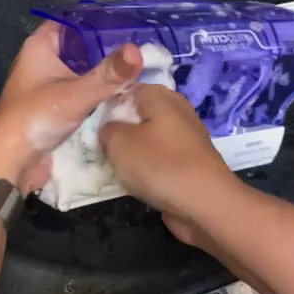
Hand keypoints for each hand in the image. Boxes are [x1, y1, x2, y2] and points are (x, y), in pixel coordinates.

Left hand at [0, 22, 141, 192]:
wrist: (11, 162)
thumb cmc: (35, 118)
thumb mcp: (76, 93)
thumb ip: (109, 74)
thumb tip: (138, 51)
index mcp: (39, 47)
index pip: (69, 21)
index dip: (94, 19)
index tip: (125, 21)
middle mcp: (41, 63)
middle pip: (78, 47)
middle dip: (105, 48)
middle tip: (140, 47)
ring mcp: (47, 87)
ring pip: (81, 72)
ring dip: (103, 73)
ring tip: (139, 68)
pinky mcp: (54, 109)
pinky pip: (80, 94)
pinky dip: (97, 93)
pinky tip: (123, 93)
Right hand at [98, 85, 240, 243]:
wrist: (204, 205)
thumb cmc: (158, 165)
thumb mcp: (118, 142)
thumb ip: (107, 128)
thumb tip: (109, 129)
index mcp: (160, 96)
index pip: (125, 88)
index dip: (105, 104)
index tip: (89, 123)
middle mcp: (177, 111)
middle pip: (138, 114)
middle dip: (118, 129)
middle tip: (98, 145)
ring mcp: (185, 138)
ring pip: (148, 138)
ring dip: (132, 151)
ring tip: (113, 165)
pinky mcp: (189, 163)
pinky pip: (159, 159)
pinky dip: (147, 168)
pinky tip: (135, 181)